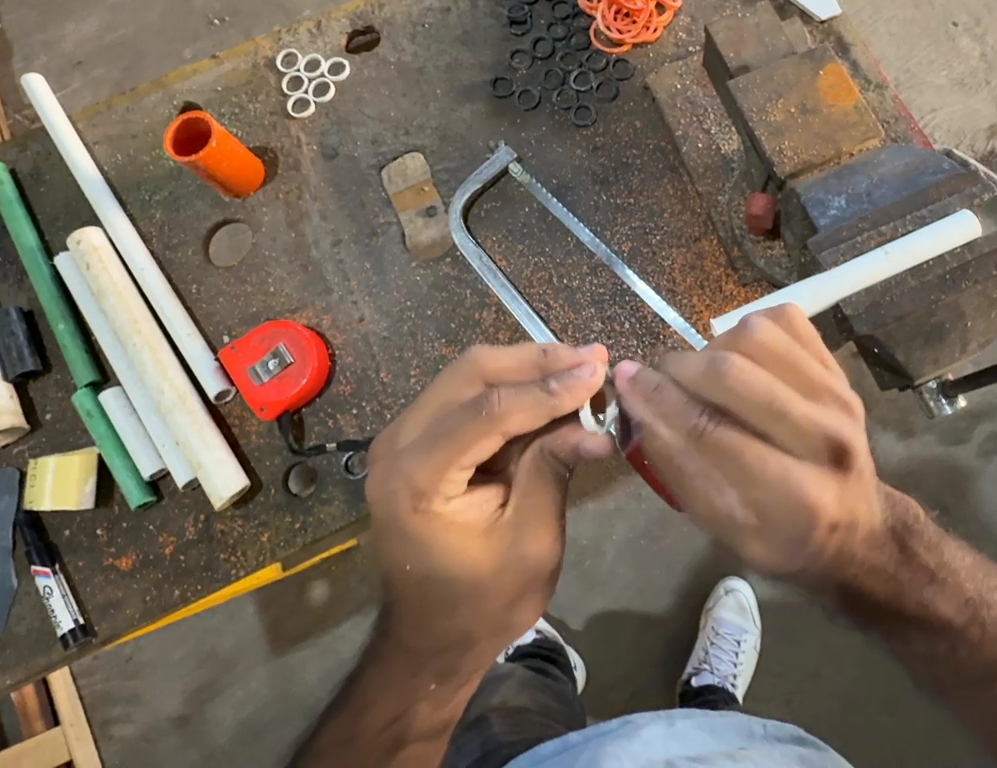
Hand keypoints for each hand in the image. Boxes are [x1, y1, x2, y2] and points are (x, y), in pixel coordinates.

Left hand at [365, 342, 614, 662]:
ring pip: (470, 373)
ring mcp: (402, 435)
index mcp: (416, 478)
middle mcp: (397, 443)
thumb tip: (598, 423)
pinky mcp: (418, 435)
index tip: (599, 371)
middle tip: (595, 359)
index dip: (548, 388)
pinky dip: (514, 385)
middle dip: (538, 362)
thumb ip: (552, 469)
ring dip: (528, 367)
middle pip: (472, 373)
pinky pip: (468, 391)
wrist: (432, 636)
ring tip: (583, 367)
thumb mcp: (530, 542)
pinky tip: (554, 385)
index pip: (487, 410)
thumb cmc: (482, 603)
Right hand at [614, 304, 884, 583]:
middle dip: (680, 370)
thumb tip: (635, 397)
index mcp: (797, 498)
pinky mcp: (840, 370)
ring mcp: (838, 397)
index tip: (625, 379)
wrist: (856, 527)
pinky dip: (748, 328)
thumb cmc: (780, 536)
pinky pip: (784, 320)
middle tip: (659, 378)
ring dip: (713, 348)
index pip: (712, 432)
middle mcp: (825, 439)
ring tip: (704, 375)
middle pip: (733, 375)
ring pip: (756, 336)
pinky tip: (738, 357)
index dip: (660, 400)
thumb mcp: (722, 526)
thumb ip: (677, 464)